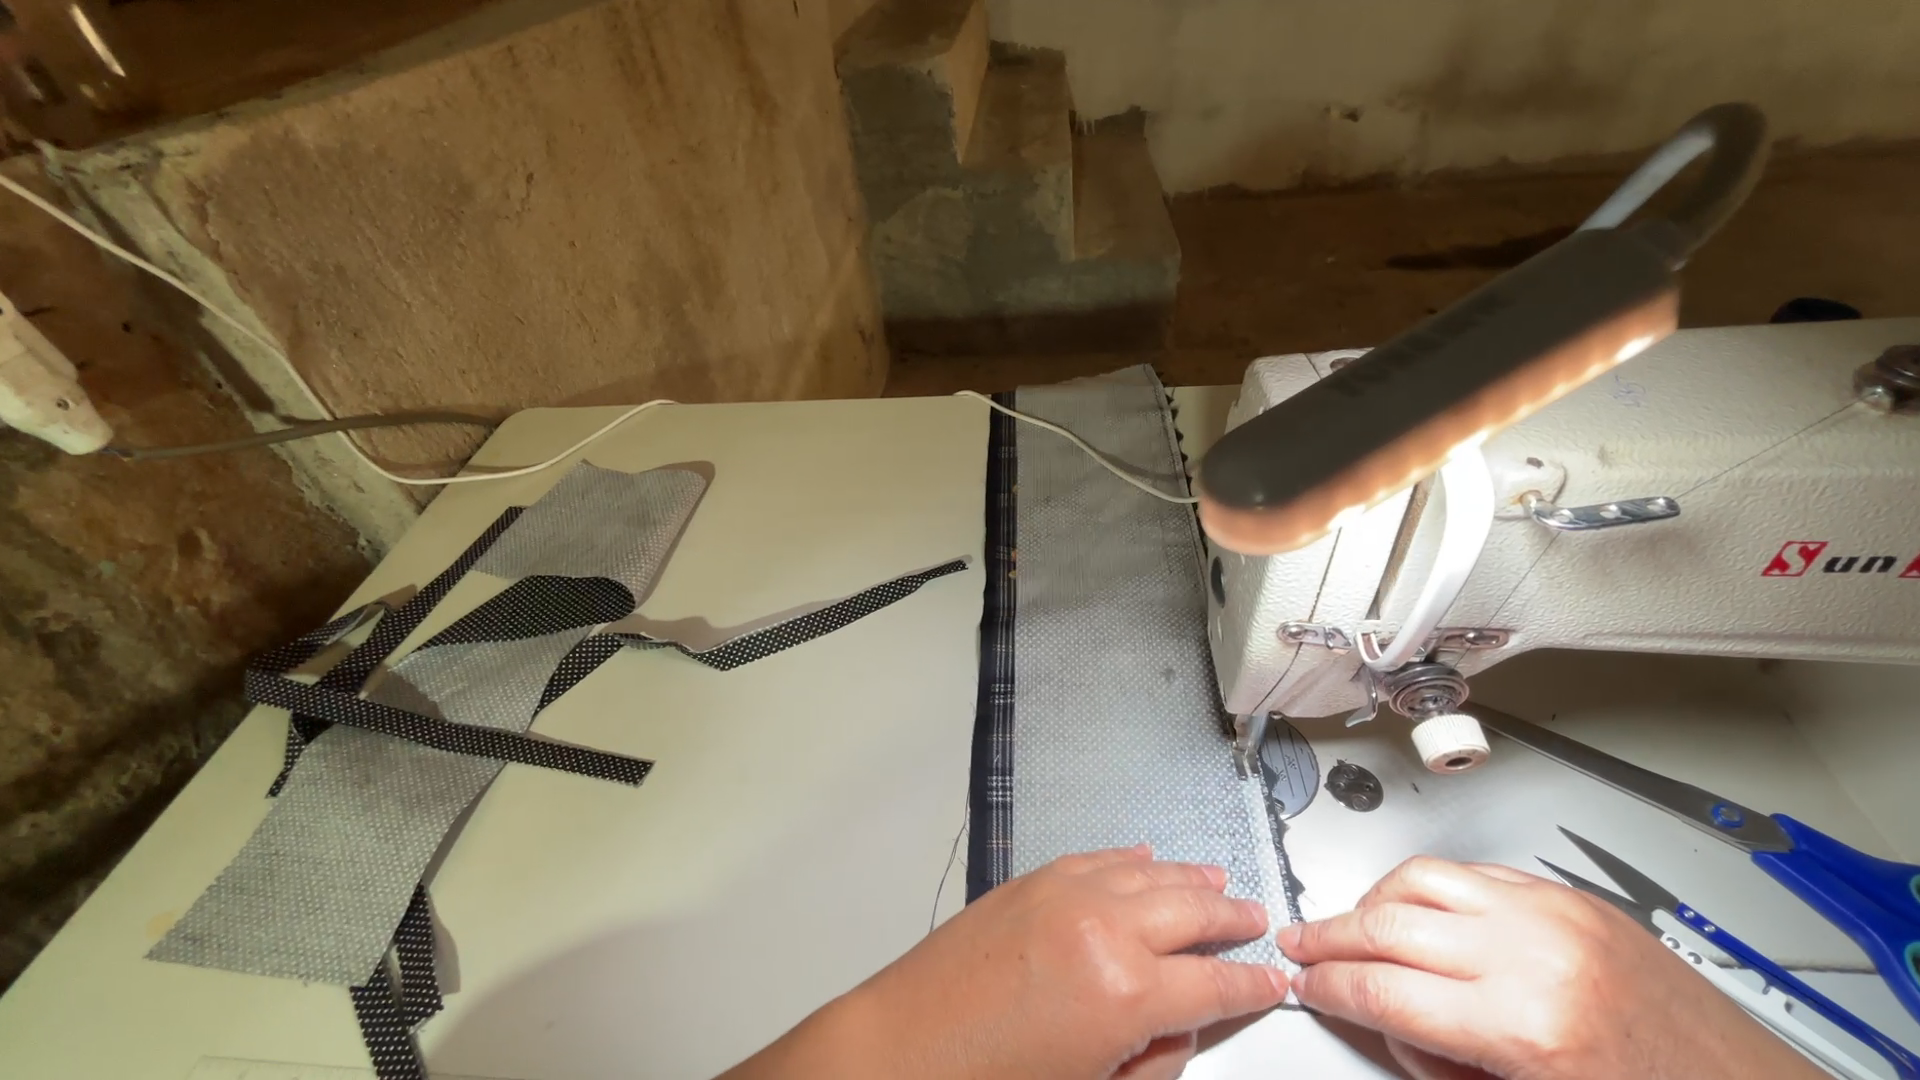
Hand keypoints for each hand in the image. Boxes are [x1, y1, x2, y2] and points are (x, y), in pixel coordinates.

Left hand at [723, 846, 1287, 1079]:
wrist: (904, 1043)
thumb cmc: (992, 1078)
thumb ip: (1154, 1054)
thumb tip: (1184, 1021)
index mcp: (1125, 991)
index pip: (1214, 983)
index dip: (1251, 984)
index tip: (1273, 979)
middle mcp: (1102, 927)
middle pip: (1189, 911)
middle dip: (1230, 917)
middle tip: (1257, 919)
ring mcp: (1065, 893)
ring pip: (1148, 872)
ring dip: (1187, 877)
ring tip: (1216, 879)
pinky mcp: (1033, 879)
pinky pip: (1096, 858)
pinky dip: (1128, 859)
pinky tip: (1146, 857)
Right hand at [1277, 857, 1828, 1079]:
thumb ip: (1441, 1064)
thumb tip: (1387, 1022)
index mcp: (1527, 1028)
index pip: (1384, 991)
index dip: (1329, 989)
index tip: (1305, 986)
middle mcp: (1533, 954)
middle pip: (1387, 924)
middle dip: (1329, 937)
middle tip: (1301, 946)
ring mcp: (1552, 914)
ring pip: (1419, 879)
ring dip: (1369, 899)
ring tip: (1347, 923)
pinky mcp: (1568, 897)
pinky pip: (1469, 873)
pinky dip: (1425, 886)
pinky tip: (1414, 907)